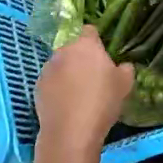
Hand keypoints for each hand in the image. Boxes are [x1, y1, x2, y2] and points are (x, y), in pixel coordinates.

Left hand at [36, 27, 133, 149]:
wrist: (71, 131)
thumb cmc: (102, 102)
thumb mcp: (125, 85)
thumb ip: (125, 69)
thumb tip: (123, 65)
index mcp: (86, 45)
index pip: (90, 31)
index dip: (96, 40)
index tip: (102, 55)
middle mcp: (63, 51)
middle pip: (73, 49)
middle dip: (81, 59)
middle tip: (93, 78)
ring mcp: (48, 68)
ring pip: (60, 65)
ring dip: (68, 73)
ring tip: (78, 94)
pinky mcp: (37, 86)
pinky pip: (51, 81)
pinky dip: (57, 88)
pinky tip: (66, 105)